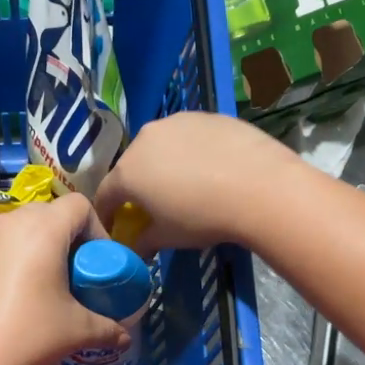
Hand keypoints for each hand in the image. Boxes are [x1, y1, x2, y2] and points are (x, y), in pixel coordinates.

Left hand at [0, 194, 126, 364]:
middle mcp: (9, 223)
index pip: (79, 205)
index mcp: (43, 229)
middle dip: (66, 238)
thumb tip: (124, 337)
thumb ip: (107, 328)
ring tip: (41, 287)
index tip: (98, 262)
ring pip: (17, 230)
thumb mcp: (77, 332)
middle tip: (73, 274)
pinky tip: (9, 298)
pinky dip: (9, 261)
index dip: (96, 229)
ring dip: (35, 249)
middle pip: (47, 214)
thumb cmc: (28, 336)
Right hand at [92, 112, 305, 255]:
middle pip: (132, 166)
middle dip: (136, 186)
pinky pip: (187, 137)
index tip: (113, 227)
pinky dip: (190, 152)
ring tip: (182, 185)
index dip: (106, 213)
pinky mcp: (205, 115)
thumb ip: (144, 242)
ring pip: (160, 147)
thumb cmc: (202, 217)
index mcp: (127, 172)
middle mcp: (144, 139)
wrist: (259, 186)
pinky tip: (208, 169)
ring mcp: (176, 122)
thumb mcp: (168, 237)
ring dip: (163, 165)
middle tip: (150, 206)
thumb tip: (136, 249)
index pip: (105, 194)